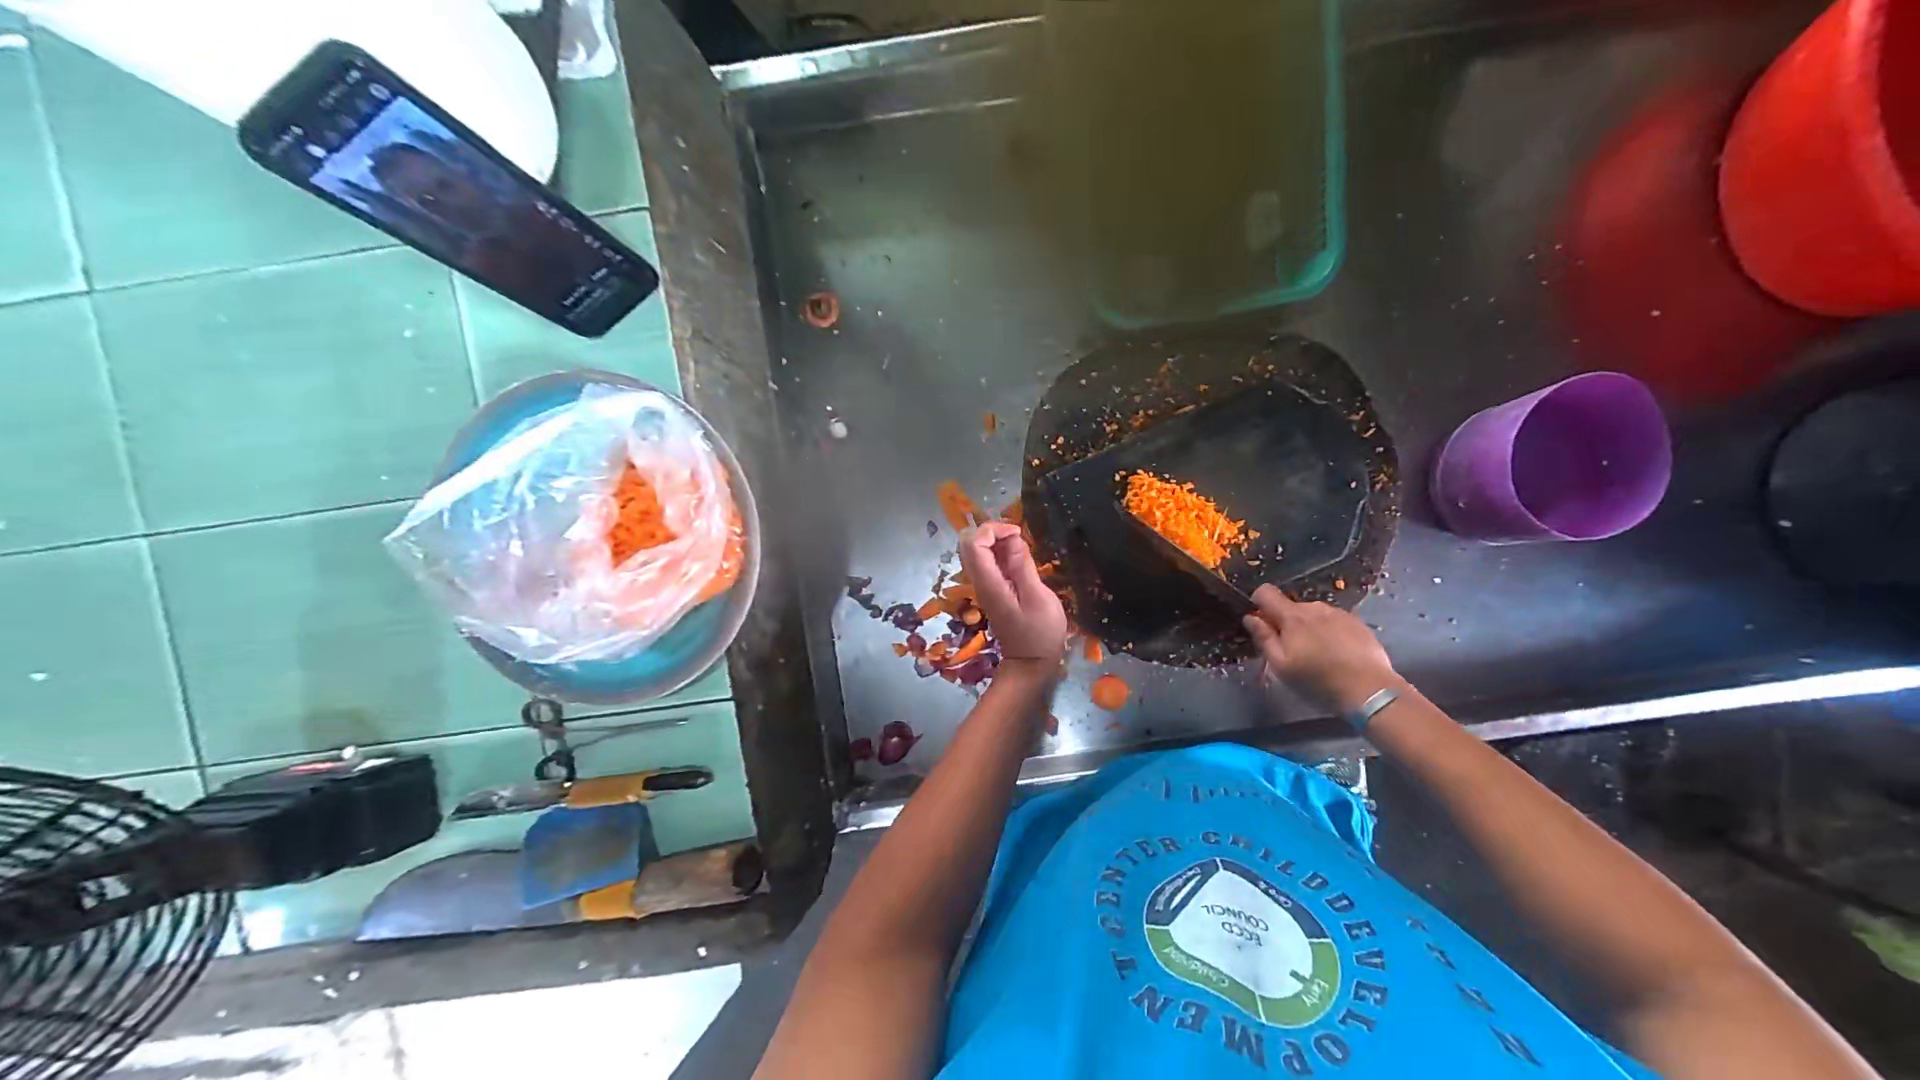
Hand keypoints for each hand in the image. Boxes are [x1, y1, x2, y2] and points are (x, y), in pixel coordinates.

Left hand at [961, 522, 1068, 660]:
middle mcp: (980, 582)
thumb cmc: (1040, 633)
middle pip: (968, 543)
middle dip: (991, 531)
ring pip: (976, 551)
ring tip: (1020, 545)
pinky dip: (999, 552)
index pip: (974, 544)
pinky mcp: (992, 589)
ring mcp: (984, 586)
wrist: (1030, 663)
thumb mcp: (1038, 598)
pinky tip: (1018, 558)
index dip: (993, 529)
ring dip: (995, 541)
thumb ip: (1023, 567)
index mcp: (989, 583)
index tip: (1018, 532)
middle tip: (1017, 536)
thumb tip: (1013, 539)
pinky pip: (986, 562)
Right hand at [1243, 585, 1400, 711]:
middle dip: (1286, 623)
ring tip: (1318, 654)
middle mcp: (1315, 607)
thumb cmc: (1317, 680)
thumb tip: (1250, 617)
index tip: (1263, 623)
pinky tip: (1337, 654)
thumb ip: (1263, 638)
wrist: (1369, 689)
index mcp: (1292, 616)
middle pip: (1291, 606)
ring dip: (1309, 628)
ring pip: (1314, 615)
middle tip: (1293, 650)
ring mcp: (1339, 613)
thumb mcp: (1281, 665)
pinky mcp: (1358, 624)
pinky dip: (1329, 633)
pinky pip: (1334, 622)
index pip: (1266, 592)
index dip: (1258, 603)